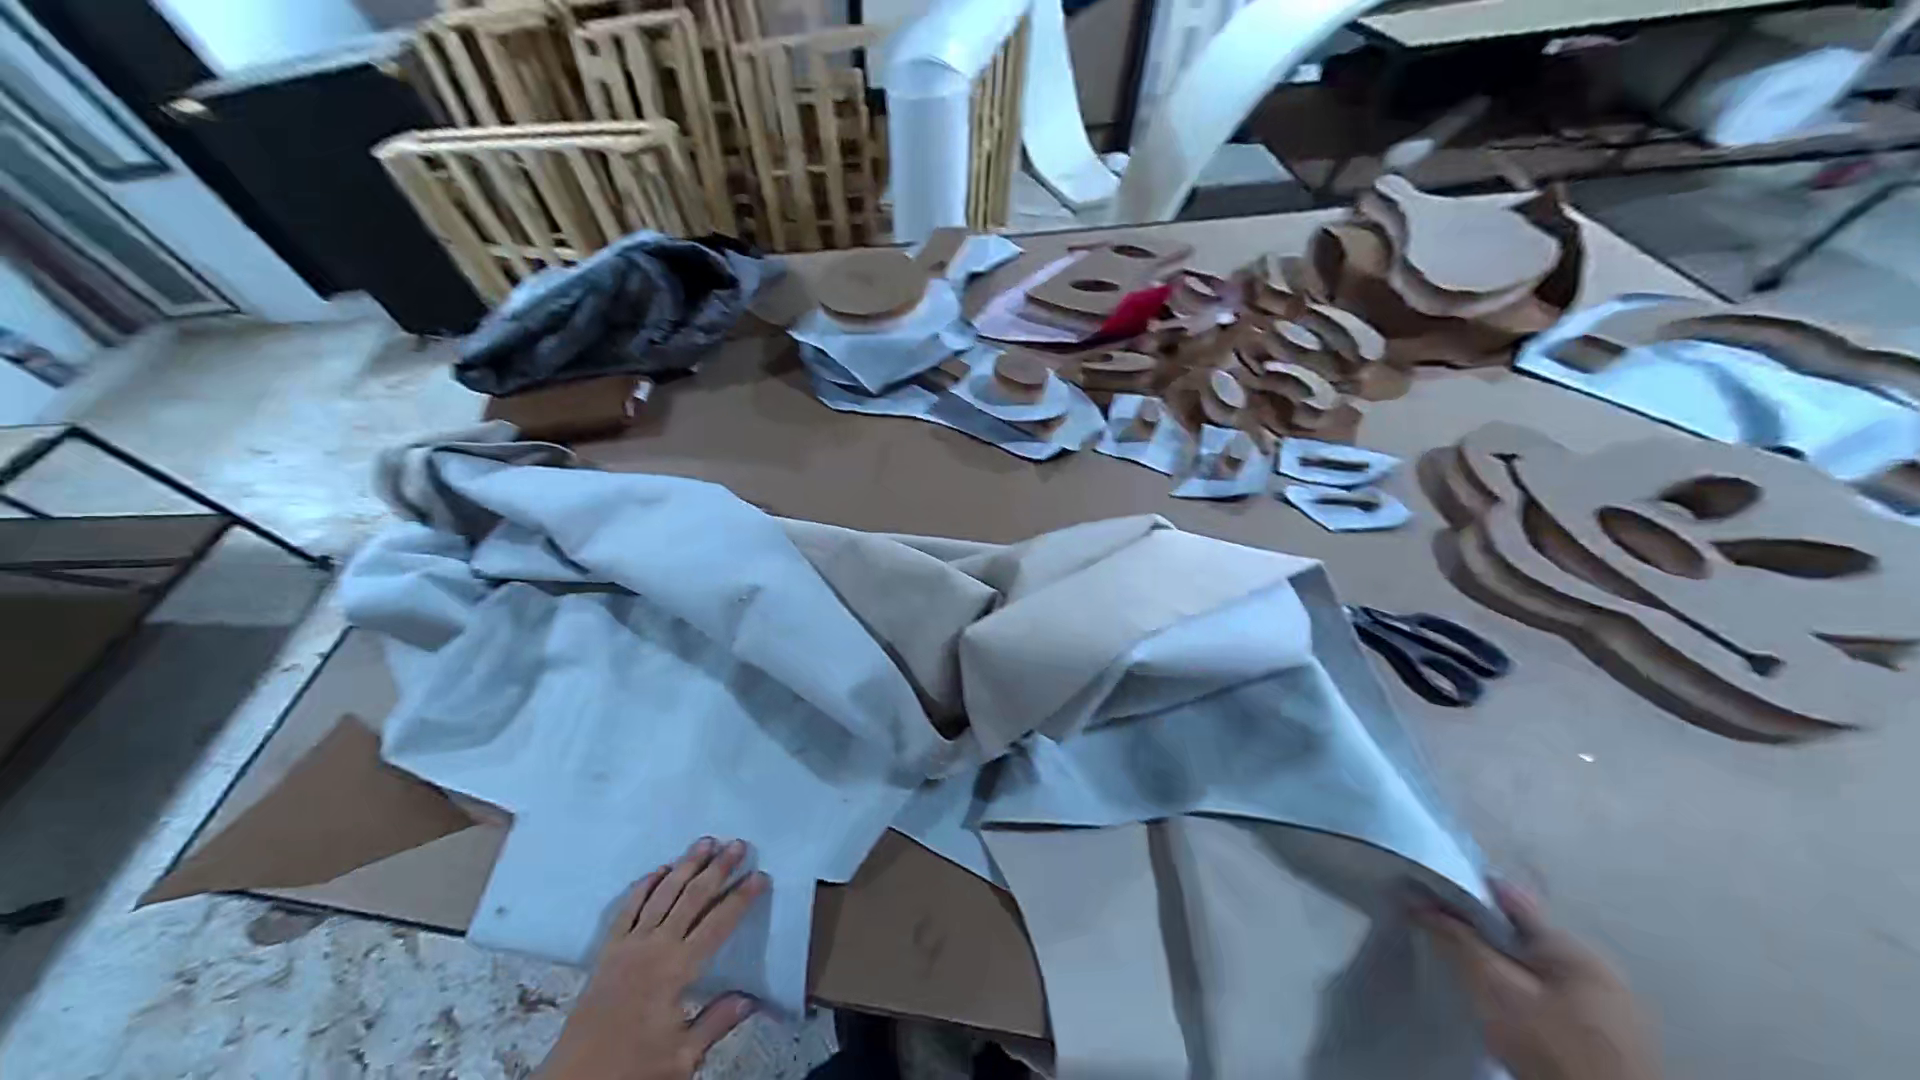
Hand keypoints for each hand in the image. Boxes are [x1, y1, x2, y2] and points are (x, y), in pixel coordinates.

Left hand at [539, 838, 770, 1079]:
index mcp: (675, 971)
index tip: (761, 876)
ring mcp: (627, 946)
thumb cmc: (631, 1071)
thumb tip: (751, 997)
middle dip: (718, 869)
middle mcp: (653, 948)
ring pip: (662, 894)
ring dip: (686, 866)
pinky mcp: (607, 951)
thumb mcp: (681, 1058)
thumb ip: (717, 1022)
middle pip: (692, 898)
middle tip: (738, 844)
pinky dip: (645, 885)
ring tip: (705, 842)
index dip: (741, 899)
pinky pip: (628, 908)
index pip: (717, 924)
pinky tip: (660, 870)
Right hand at [1418, 881, 1660, 1079]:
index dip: (1461, 894)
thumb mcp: (1493, 989)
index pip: (1506, 897)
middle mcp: (1596, 968)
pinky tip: (1499, 1007)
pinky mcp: (1604, 1037)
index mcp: (1573, 947)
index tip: (1424, 898)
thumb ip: (1457, 940)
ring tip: (1464, 974)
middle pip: (1518, 933)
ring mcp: (1606, 1005)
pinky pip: (1547, 993)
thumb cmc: (1550, 1049)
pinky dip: (1518, 991)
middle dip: (1478, 933)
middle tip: (1439, 940)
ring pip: (1531, 965)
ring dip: (1497, 964)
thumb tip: (1420, 902)